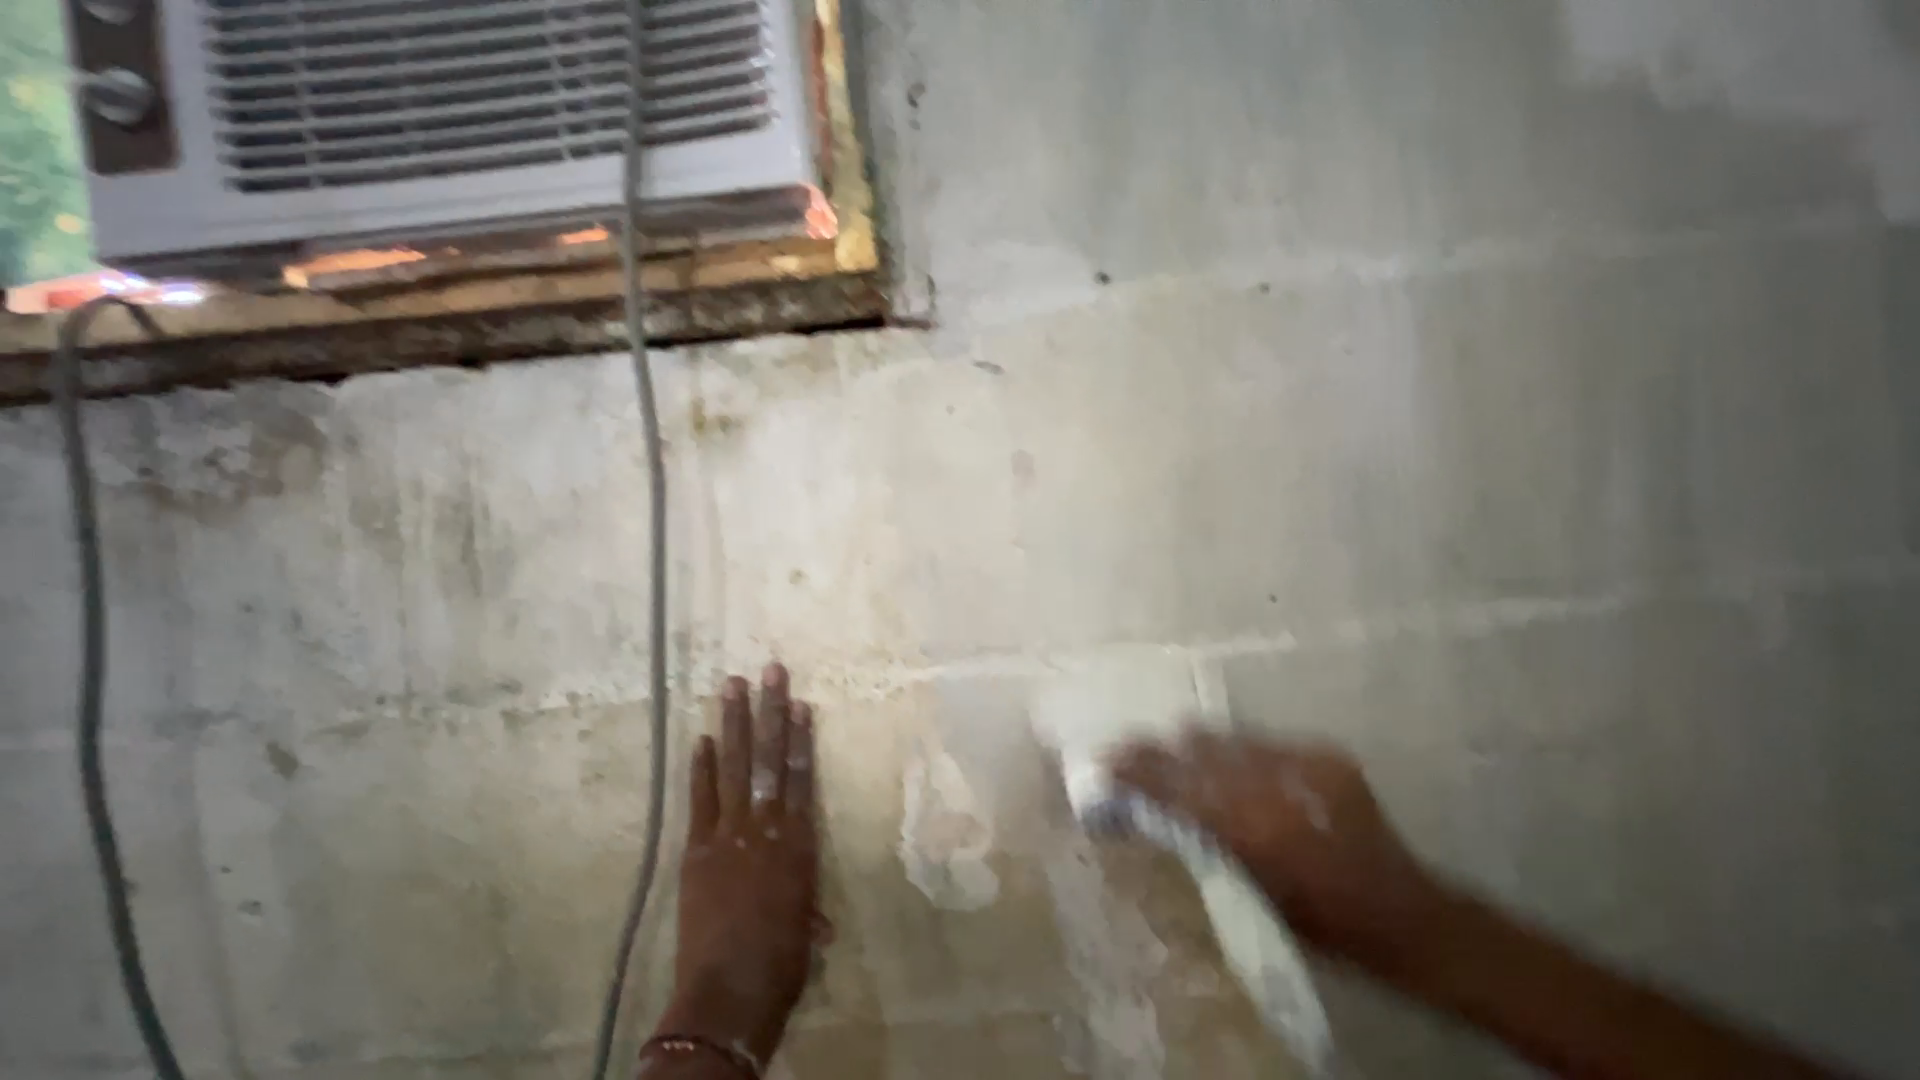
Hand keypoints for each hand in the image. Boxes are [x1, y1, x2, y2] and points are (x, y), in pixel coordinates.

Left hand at [659, 664, 820, 1065]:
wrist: (729, 993)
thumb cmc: (782, 962)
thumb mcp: (805, 926)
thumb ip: (807, 904)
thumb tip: (818, 915)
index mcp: (799, 843)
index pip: (803, 777)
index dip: (802, 737)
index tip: (801, 702)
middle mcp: (766, 828)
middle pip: (771, 760)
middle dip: (771, 712)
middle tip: (770, 671)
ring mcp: (728, 835)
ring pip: (735, 768)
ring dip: (735, 725)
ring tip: (734, 686)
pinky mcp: (696, 850)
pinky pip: (699, 800)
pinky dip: (701, 768)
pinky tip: (703, 738)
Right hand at [1111, 733, 1438, 963]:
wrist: (1401, 914)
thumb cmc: (1317, 923)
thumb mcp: (1248, 888)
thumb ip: (1204, 840)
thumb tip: (1158, 808)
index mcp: (1245, 829)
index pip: (1174, 785)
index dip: (1136, 770)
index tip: (1107, 760)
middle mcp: (1270, 787)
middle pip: (1196, 751)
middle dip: (1160, 750)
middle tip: (1131, 749)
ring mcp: (1302, 764)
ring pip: (1230, 739)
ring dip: (1200, 746)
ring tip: (1178, 747)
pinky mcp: (1326, 756)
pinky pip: (1268, 745)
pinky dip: (1246, 754)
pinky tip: (1240, 765)